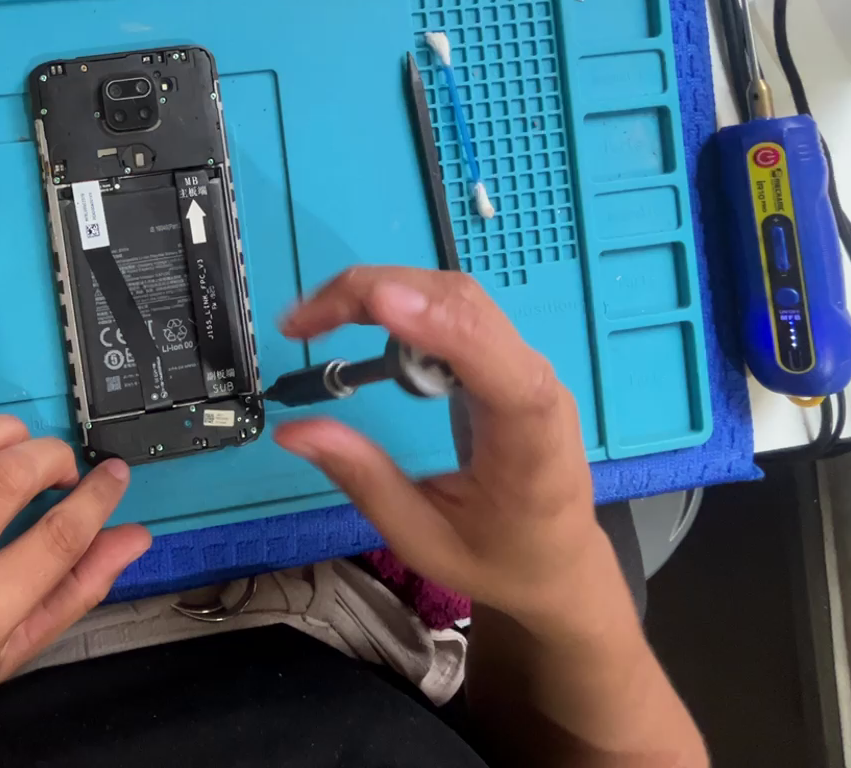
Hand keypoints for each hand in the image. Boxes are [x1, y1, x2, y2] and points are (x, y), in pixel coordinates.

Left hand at [0, 405, 150, 767]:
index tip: (114, 474)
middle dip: (51, 456)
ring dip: (5, 431)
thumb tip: (133, 536)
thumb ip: (79, 588)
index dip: (97, 497)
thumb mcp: (18, 649)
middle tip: (61, 471)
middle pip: (9, 475)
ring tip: (20, 450)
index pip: (57, 537)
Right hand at [273, 267, 612, 631]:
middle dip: (376, 293)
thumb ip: (363, 480)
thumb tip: (290, 431)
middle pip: (464, 306)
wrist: (560, 561)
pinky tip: (351, 315)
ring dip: (377, 289)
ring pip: (452, 294)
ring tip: (314, 318)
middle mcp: (534, 383)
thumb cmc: (498, 559)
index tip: (377, 303)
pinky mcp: (499, 352)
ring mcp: (519, 360)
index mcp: (531, 442)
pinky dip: (392, 297)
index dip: (444, 327)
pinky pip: (447, 305)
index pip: (501, 369)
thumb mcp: (422, 538)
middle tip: (300, 322)